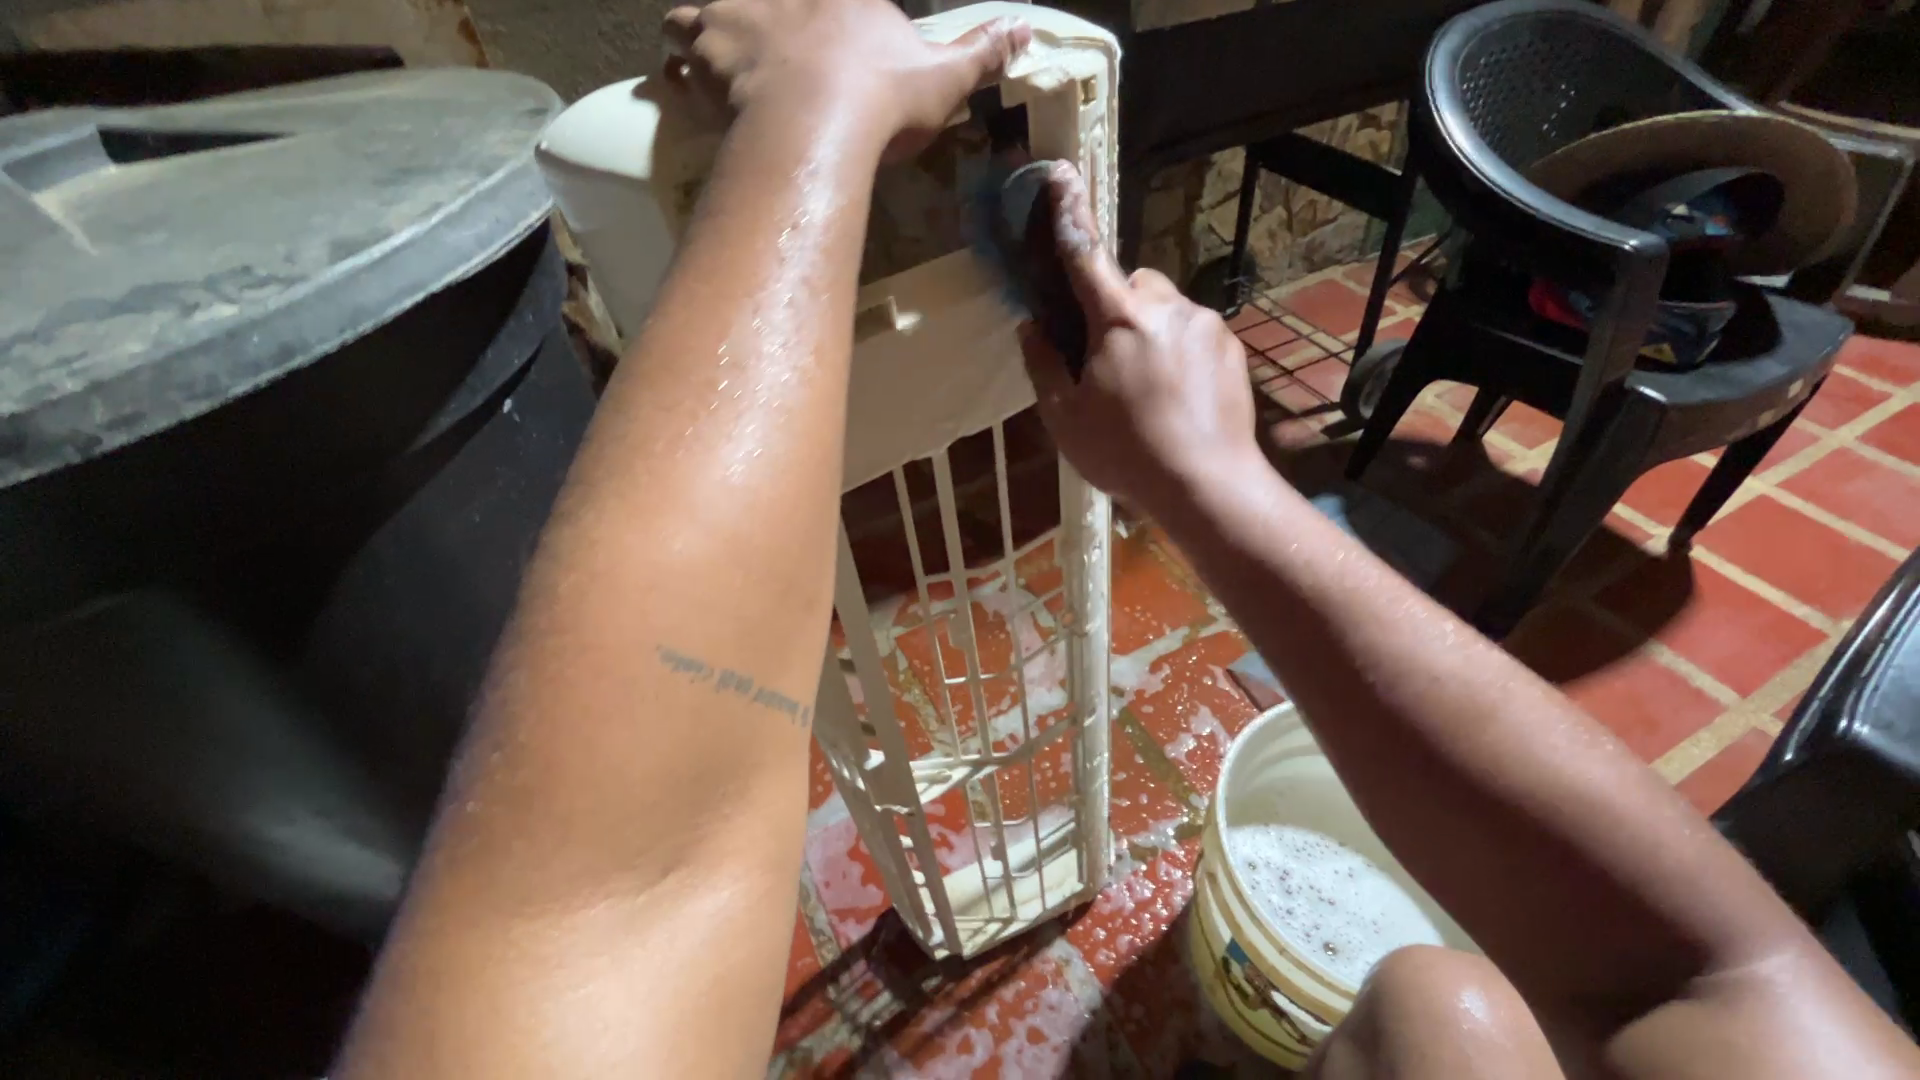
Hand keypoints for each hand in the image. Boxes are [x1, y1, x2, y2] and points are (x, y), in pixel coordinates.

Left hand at [663, 0, 1028, 160]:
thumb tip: (1027, 28)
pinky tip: (683, 81)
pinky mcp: (705, 55)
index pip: (828, 1)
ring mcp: (738, 16)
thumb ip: (981, 53)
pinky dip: (676, 65)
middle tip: (763, 53)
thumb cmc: (886, 97)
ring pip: (702, 10)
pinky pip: (675, 44)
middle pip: (763, 1)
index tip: (822, 42)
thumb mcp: (944, 79)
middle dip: (759, 23)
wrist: (824, 119)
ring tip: (709, 59)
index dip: (819, 19)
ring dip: (703, 32)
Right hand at [1020, 164, 1263, 514]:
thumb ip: (1044, 365)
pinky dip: (1178, 350)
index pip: (1087, 254)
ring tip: (1146, 387)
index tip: (1059, 175)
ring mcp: (1205, 325)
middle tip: (1107, 358)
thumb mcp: (1065, 418)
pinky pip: (1194, 331)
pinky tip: (1176, 395)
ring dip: (1149, 330)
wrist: (1207, 484)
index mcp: (1119, 319)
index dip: (1069, 214)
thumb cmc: (1126, 454)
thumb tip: (1031, 327)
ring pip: (1166, 308)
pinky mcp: (1230, 347)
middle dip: (1116, 306)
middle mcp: (1167, 308)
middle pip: (1133, 283)